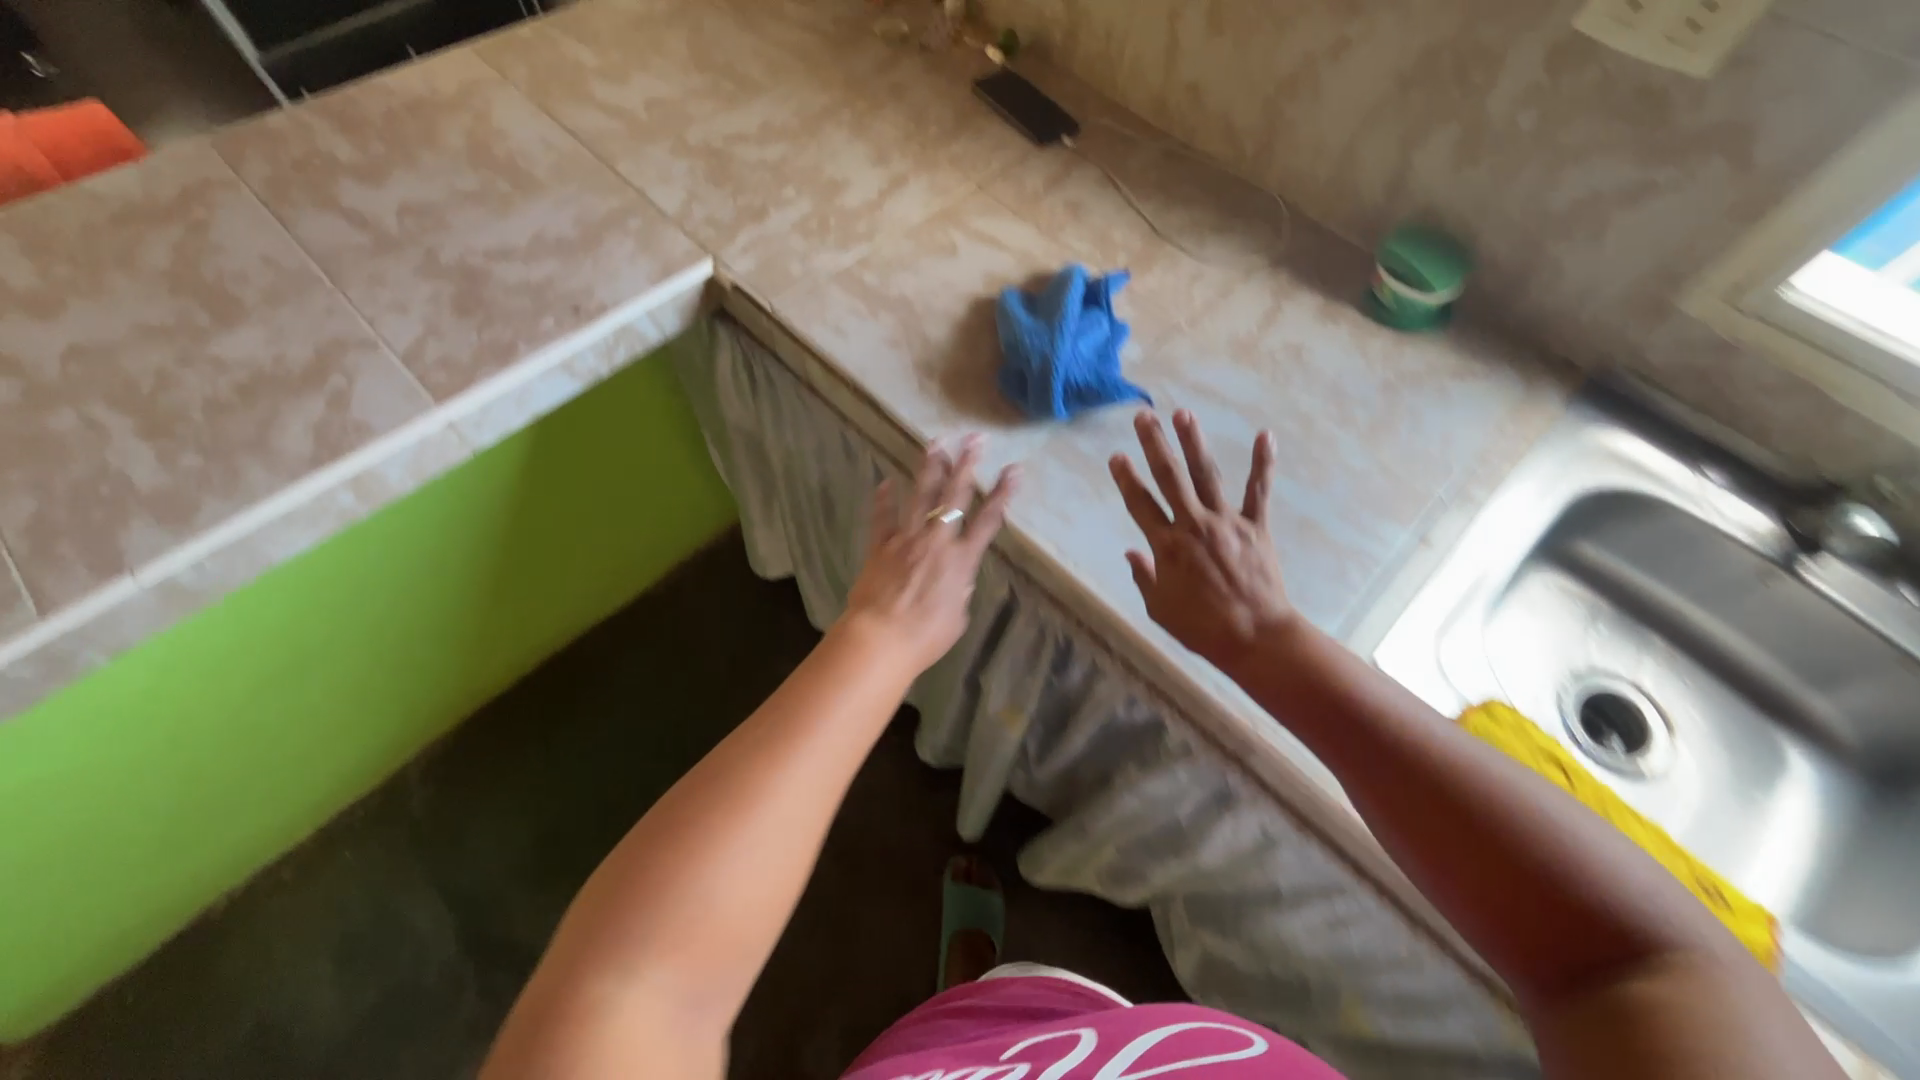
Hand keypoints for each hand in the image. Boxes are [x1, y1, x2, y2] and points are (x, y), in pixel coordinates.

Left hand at [840, 436, 1017, 674]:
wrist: (881, 638)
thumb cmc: (926, 637)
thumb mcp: (957, 616)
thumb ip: (960, 590)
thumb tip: (959, 577)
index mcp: (961, 560)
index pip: (988, 520)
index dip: (1002, 493)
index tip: (1014, 469)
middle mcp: (936, 541)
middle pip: (954, 496)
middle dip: (967, 464)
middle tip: (975, 438)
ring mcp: (906, 540)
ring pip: (920, 496)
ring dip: (930, 468)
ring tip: (937, 442)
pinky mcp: (879, 546)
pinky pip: (882, 517)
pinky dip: (883, 499)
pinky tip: (886, 481)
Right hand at [1109, 409, 1296, 672]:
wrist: (1254, 638)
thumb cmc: (1201, 628)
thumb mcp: (1159, 608)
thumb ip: (1144, 577)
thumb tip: (1131, 555)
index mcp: (1167, 547)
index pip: (1140, 505)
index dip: (1126, 479)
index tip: (1116, 456)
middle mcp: (1194, 525)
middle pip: (1169, 478)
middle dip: (1154, 445)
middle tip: (1143, 417)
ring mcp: (1227, 523)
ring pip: (1207, 475)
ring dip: (1194, 442)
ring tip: (1183, 414)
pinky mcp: (1256, 528)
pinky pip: (1259, 491)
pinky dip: (1262, 464)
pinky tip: (1265, 436)